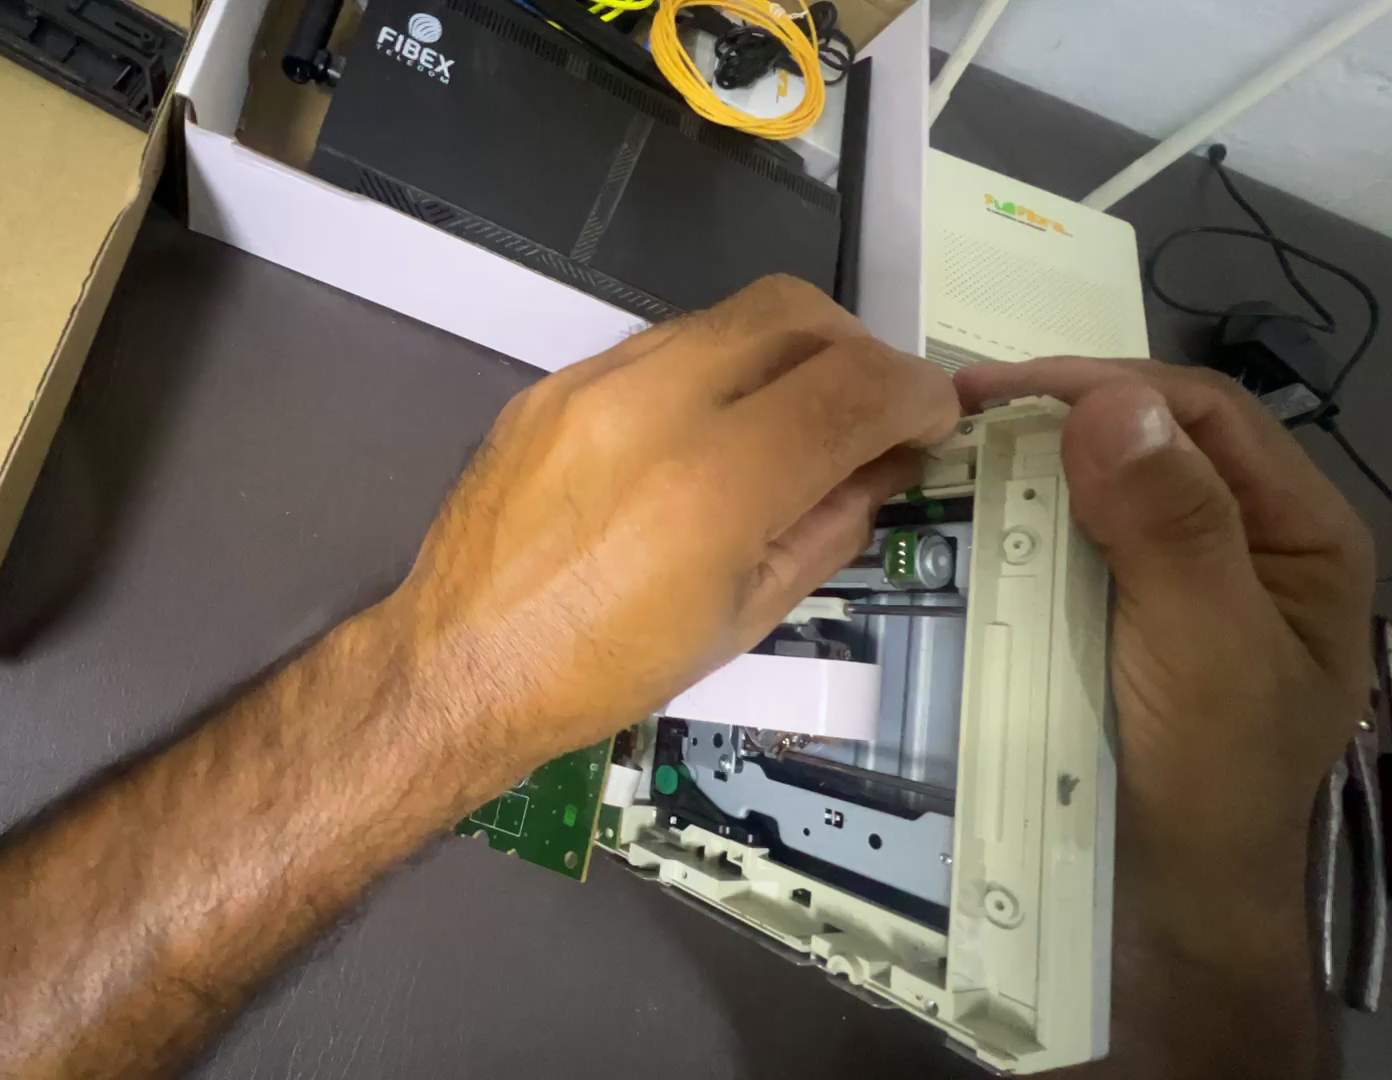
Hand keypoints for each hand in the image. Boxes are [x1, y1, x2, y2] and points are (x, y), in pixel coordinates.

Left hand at [379, 276, 959, 770]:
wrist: (463, 661)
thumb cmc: (603, 668)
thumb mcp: (741, 618)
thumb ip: (828, 525)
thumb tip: (880, 462)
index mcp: (710, 485)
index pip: (854, 387)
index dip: (915, 395)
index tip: (928, 418)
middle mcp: (647, 407)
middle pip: (791, 312)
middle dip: (854, 349)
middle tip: (862, 409)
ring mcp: (585, 385)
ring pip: (721, 318)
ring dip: (778, 354)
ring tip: (781, 419)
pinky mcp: (545, 388)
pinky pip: (653, 348)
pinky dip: (705, 371)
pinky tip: (697, 429)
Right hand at [956, 357, 1373, 957]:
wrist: (1158, 872)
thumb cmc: (1200, 764)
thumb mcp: (1202, 645)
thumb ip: (1171, 528)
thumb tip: (1113, 401)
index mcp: (1287, 529)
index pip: (1200, 412)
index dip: (1099, 384)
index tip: (990, 393)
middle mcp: (1226, 536)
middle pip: (1142, 438)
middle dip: (1049, 416)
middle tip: (948, 420)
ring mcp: (1156, 570)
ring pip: (1091, 485)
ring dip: (1019, 463)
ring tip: (940, 459)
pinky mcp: (1099, 601)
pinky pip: (1054, 537)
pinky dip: (1006, 515)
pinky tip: (959, 517)